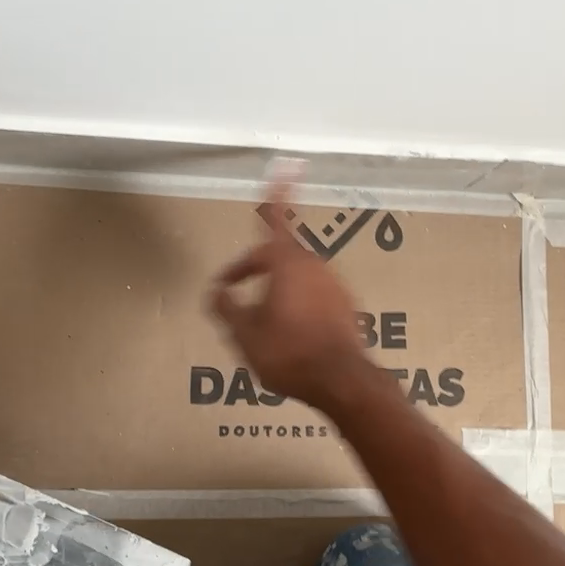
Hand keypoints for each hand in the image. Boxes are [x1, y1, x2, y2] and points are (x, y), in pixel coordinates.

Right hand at [210, 180, 373, 412]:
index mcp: (288, 263)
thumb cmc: (288, 353)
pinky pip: (315, 295)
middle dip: (259, 264)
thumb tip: (217, 291)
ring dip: (278, 286)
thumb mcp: (244, 334)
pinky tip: (289, 328)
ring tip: (260, 311)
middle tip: (239, 280)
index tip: (274, 183)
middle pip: (283, 254)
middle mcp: (315, 267)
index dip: (272, 199)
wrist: (342, 382)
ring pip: (299, 277)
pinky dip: (298, 302)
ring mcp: (336, 287)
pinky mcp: (348, 308)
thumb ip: (227, 308)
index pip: (276, 218)